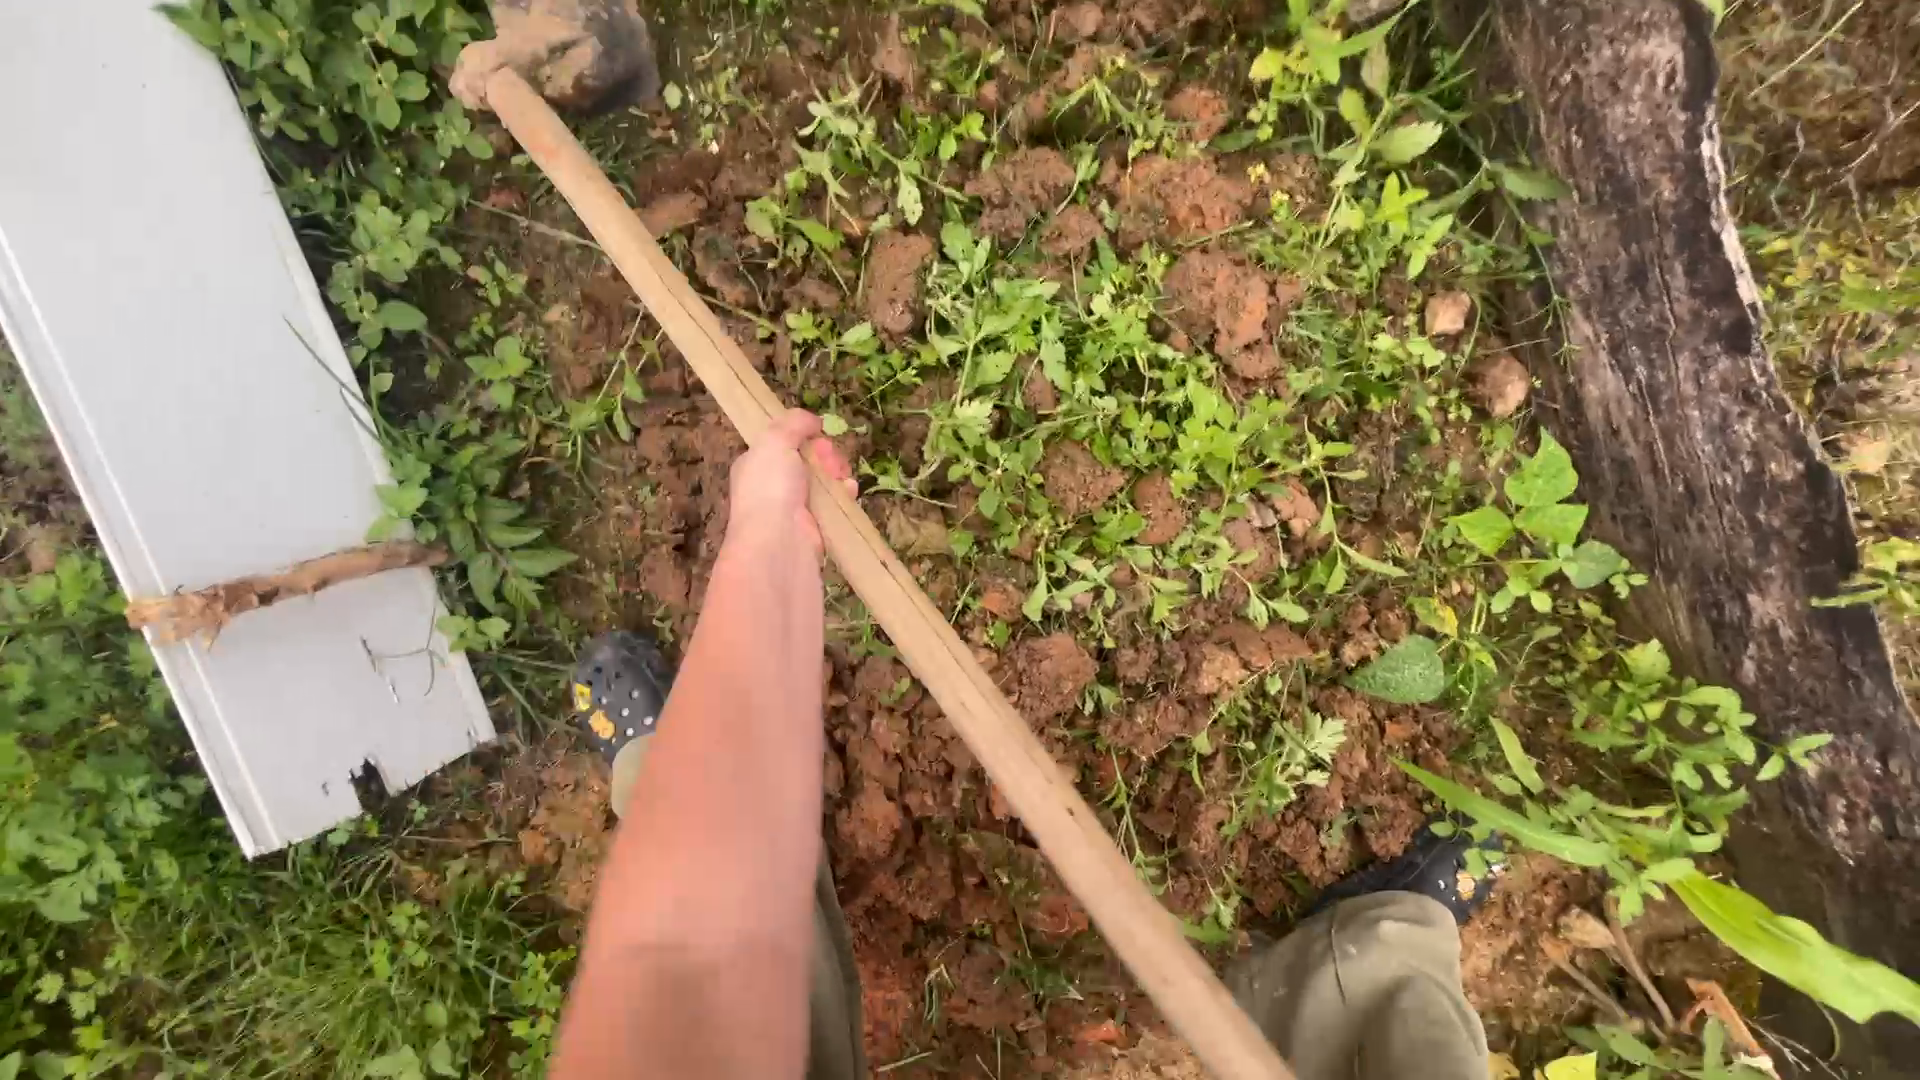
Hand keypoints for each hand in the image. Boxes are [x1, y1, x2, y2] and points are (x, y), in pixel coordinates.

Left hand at [727, 410, 855, 552]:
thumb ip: (794, 423)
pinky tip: (848, 491)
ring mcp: (796, 508)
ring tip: (841, 476)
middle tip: (830, 459)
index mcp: (757, 465)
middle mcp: (774, 486)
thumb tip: (813, 420)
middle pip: (808, 461)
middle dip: (825, 454)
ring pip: (824, 481)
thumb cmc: (770, 487)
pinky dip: (844, 495)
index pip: (783, 444)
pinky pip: (834, 504)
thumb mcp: (775, 441)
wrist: (778, 541)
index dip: (803, 436)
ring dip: (837, 473)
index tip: (817, 435)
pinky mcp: (816, 527)